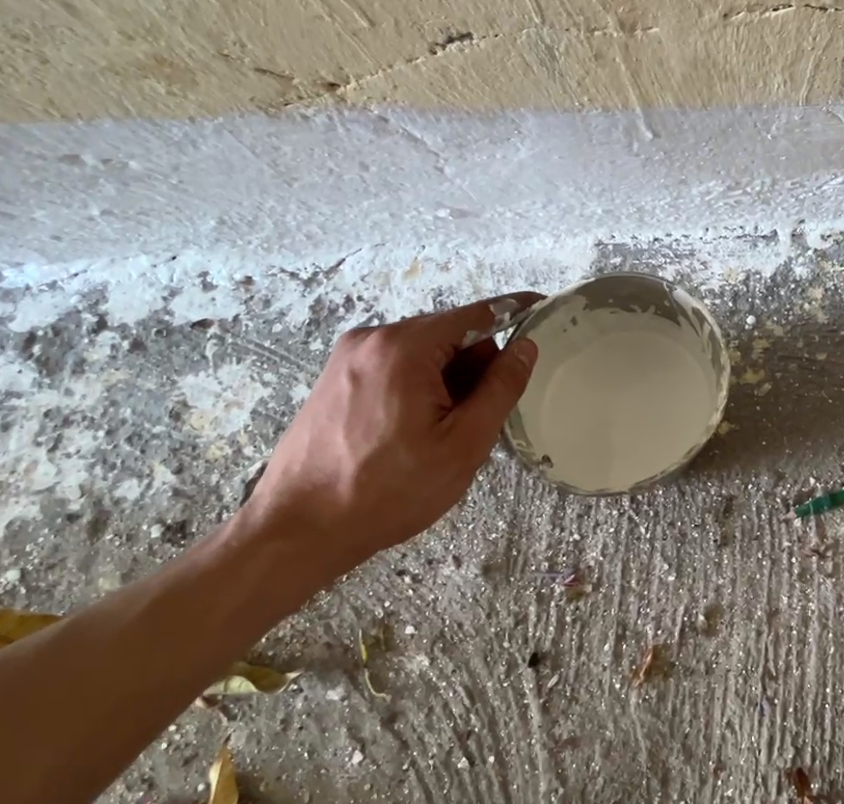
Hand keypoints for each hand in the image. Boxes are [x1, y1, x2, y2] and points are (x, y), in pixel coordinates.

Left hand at [241, 294, 542, 579]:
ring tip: (444, 433)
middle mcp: (372, 339)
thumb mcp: (464, 442)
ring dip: (448, 381)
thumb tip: (526, 346)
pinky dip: (419, 388)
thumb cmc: (388, 490)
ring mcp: (348, 358)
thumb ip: (501, 387)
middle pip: (450, 333)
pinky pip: (396, 367)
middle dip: (476, 366)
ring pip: (424, 353)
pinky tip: (415, 431)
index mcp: (404, 347)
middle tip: (480, 417)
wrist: (296, 532)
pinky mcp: (335, 379)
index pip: (478, 313)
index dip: (517, 312)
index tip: (547, 311)